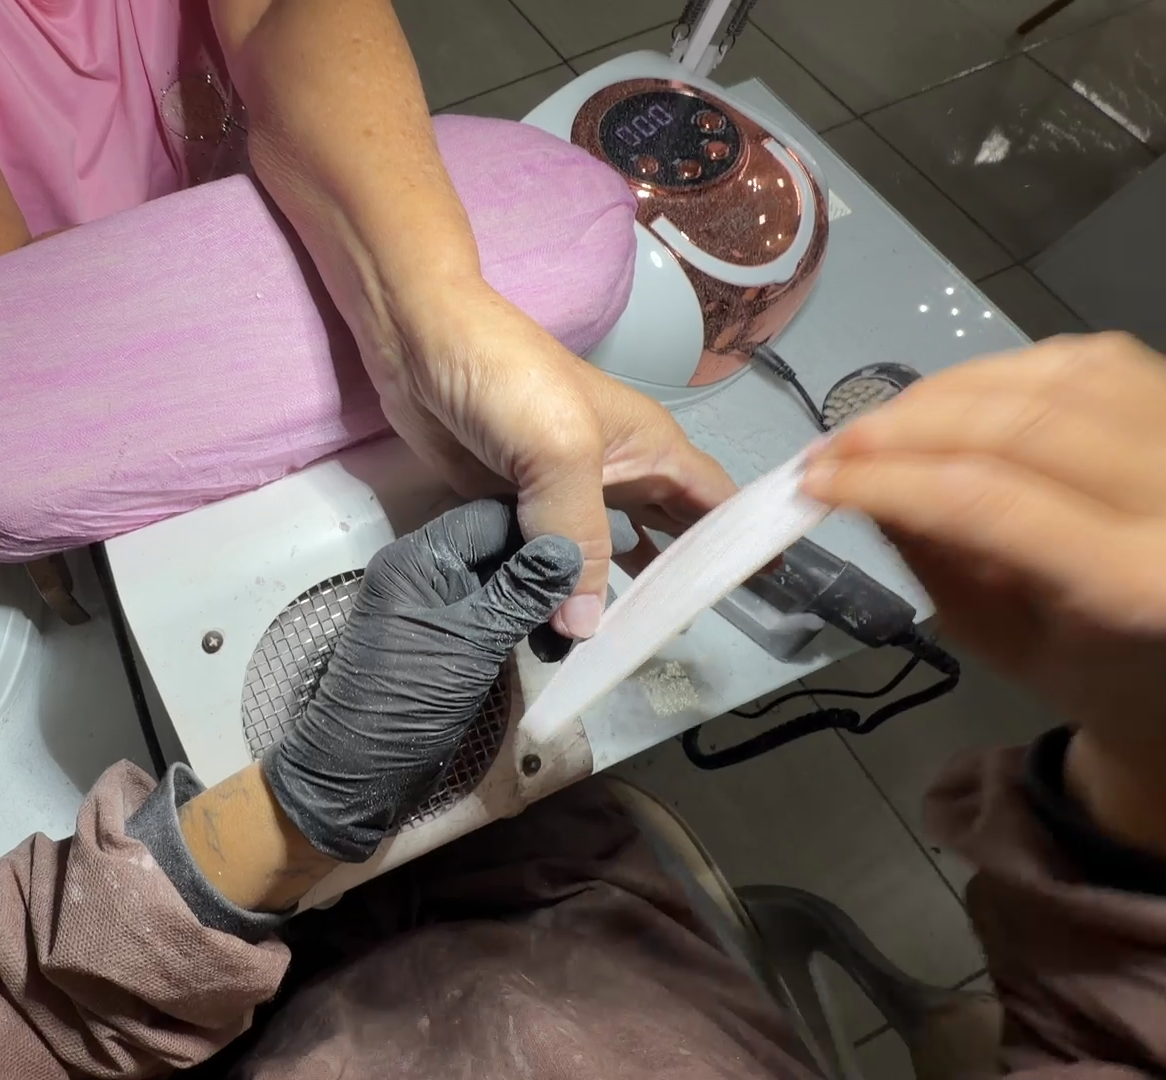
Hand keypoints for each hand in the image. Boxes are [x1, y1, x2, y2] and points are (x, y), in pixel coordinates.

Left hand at [262, 499, 581, 860]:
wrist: (361, 767)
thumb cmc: (408, 699)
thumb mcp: (472, 641)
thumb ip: (522, 592)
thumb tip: (572, 546)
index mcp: (419, 556)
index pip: (493, 517)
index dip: (549, 527)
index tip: (610, 539)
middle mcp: (423, 568)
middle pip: (498, 546)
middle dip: (551, 565)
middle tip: (608, 585)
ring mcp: (432, 602)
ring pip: (500, 580)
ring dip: (543, 597)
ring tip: (586, 622)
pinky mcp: (444, 634)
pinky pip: (491, 610)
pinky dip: (524, 619)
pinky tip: (555, 638)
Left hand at [379, 283, 737, 637]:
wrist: (420, 346)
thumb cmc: (510, 380)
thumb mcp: (563, 451)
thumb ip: (580, 536)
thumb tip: (586, 626)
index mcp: (649, 451)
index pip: (715, 506)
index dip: (737, 551)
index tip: (745, 608)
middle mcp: (612, 477)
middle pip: (657, 540)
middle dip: (663, 591)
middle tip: (658, 649)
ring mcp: (555, 495)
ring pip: (592, 557)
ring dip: (598, 597)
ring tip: (602, 650)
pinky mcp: (507, 507)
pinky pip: (536, 556)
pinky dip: (542, 588)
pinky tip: (541, 624)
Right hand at [803, 333, 1165, 863]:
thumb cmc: (1094, 670)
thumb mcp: (991, 636)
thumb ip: (928, 554)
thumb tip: (854, 487)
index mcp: (1144, 586)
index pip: (983, 501)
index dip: (881, 481)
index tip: (811, 482)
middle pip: (1018, 425)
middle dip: (898, 428)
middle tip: (829, 448)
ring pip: (1053, 377)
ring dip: (938, 393)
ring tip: (876, 424)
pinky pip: (1090, 361)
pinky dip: (997, 372)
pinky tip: (948, 402)